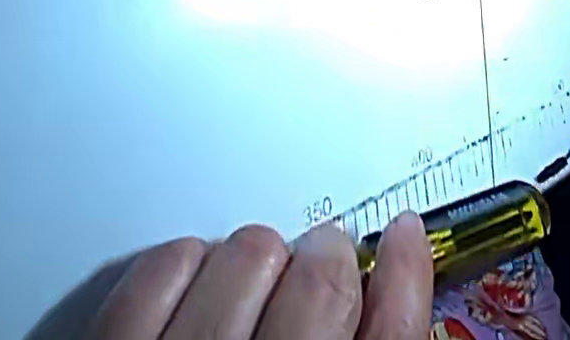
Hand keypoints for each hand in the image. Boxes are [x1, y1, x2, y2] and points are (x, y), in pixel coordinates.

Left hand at [89, 215, 432, 339]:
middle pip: (322, 284)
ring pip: (248, 256)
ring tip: (254, 294)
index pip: (392, 339)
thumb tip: (392, 295)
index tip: (402, 239)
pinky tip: (195, 298)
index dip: (404, 274)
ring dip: (259, 263)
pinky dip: (187, 264)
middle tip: (324, 265)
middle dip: (329, 261)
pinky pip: (166, 269)